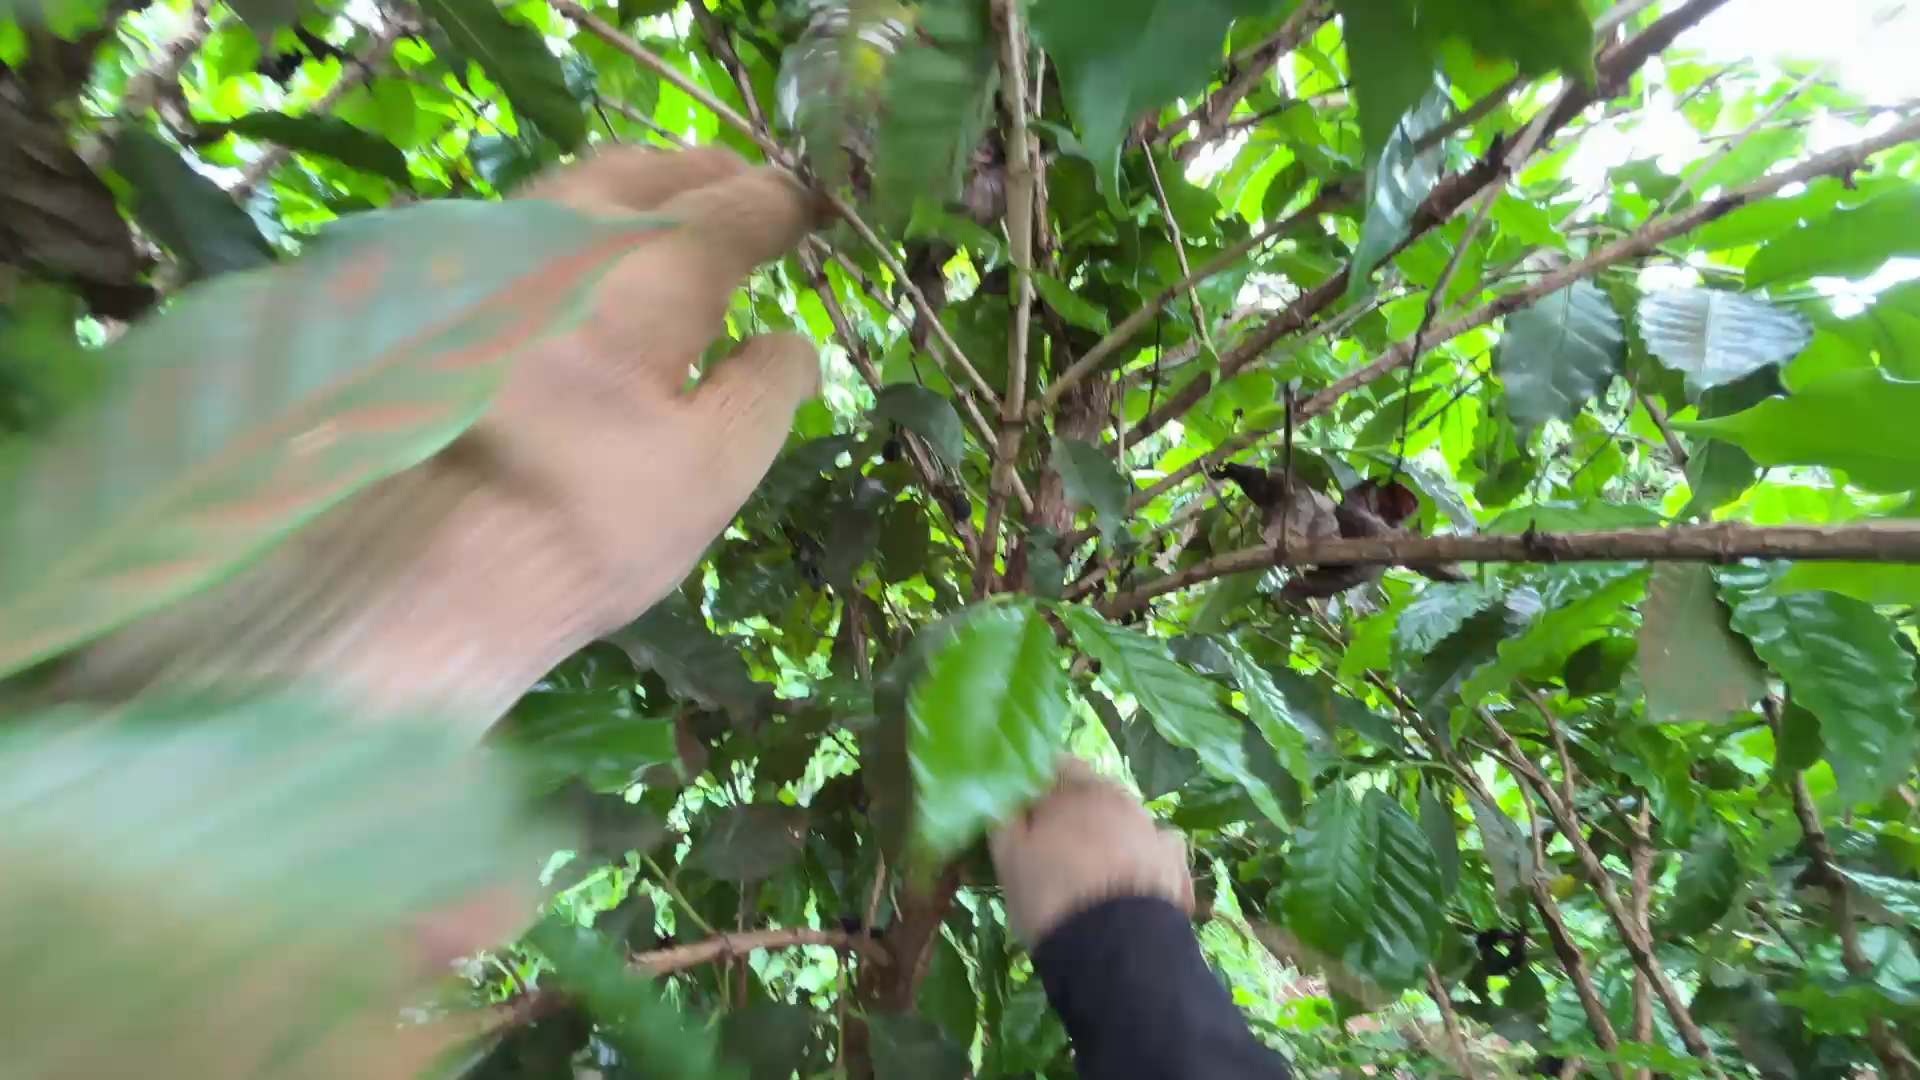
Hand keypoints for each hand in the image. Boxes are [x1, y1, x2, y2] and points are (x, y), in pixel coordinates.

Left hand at [53, 146, 819, 731]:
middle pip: (649, 173)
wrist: (413, 575)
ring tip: (683, 219)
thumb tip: (792, 343)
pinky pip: (527, 225)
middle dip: (712, 177)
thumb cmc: (591, 524)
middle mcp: (559, 242)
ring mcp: (483, 259)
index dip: (783, 207)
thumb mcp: (717, 468)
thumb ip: (768, 389)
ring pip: (577, 190)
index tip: (813, 211)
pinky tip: (594, 271)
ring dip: (643, 194)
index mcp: (645, 279)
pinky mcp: (432, 295)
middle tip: (755, 200)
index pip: (732, 212)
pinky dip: (583, 228)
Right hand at [990, 759, 1193, 945]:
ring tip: (1096, 872)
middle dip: (1078, 809)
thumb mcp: (1009, 858)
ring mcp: (1152, 828)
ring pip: (1126, 819)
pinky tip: (1135, 883)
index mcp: (1077, 788)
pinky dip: (1146, 860)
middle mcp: (1119, 797)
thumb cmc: (1051, 896)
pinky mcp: (1175, 863)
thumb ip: (1006, 819)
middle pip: (1095, 791)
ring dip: (1111, 834)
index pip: (1058, 766)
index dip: (1041, 786)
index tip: (1029, 810)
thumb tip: (1008, 802)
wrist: (1115, 949)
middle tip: (1058, 844)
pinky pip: (1157, 851)